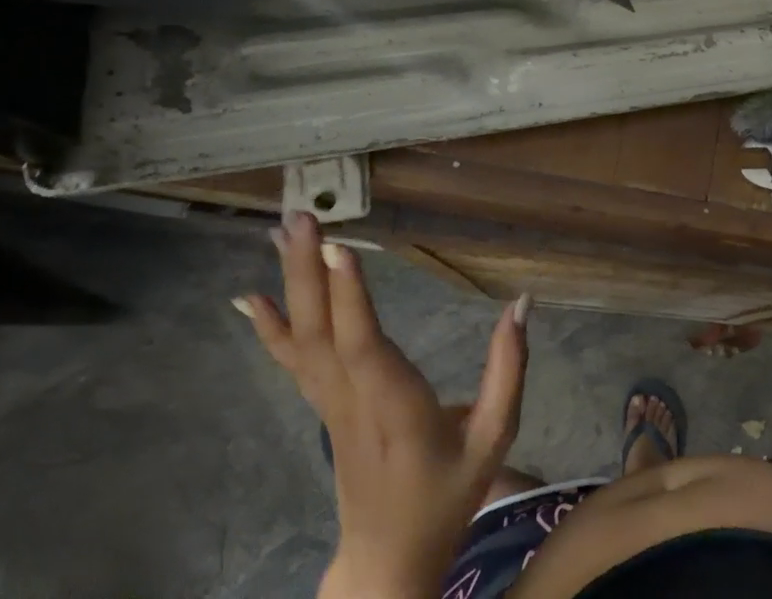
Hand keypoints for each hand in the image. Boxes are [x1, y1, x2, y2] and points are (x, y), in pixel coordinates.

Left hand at [236, 212, 528, 597]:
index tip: (342, 247)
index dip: (352, 298)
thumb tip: (522, 304)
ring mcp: (330, 405)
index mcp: (397, 410)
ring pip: (303, 339)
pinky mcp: (324, 407)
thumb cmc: (447, 494)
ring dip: (291, 282)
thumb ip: (509, 370)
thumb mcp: (495, 438)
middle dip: (310, 270)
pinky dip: (270, 326)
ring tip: (282, 232)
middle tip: (300, 217)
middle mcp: (352, 401)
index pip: (366, 347)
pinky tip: (250, 296)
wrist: (389, 555)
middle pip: (322, 332)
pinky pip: (293, 361)